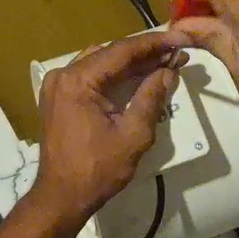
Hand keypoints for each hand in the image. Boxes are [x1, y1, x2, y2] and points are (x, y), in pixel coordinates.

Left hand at [30, 30, 189, 222]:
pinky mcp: (58, 98)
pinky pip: (91, 76)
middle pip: (110, 54)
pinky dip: (115, 76)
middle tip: (177, 54)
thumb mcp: (134, 134)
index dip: (154, 44)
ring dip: (132, 63)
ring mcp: (57, 86)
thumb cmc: (97, 169)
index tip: (181, 40)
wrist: (61, 197)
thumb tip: (168, 71)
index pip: (122, 50)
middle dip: (145, 54)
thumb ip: (152, 97)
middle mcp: (63, 75)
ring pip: (101, 63)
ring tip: (163, 63)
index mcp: (78, 80)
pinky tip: (138, 77)